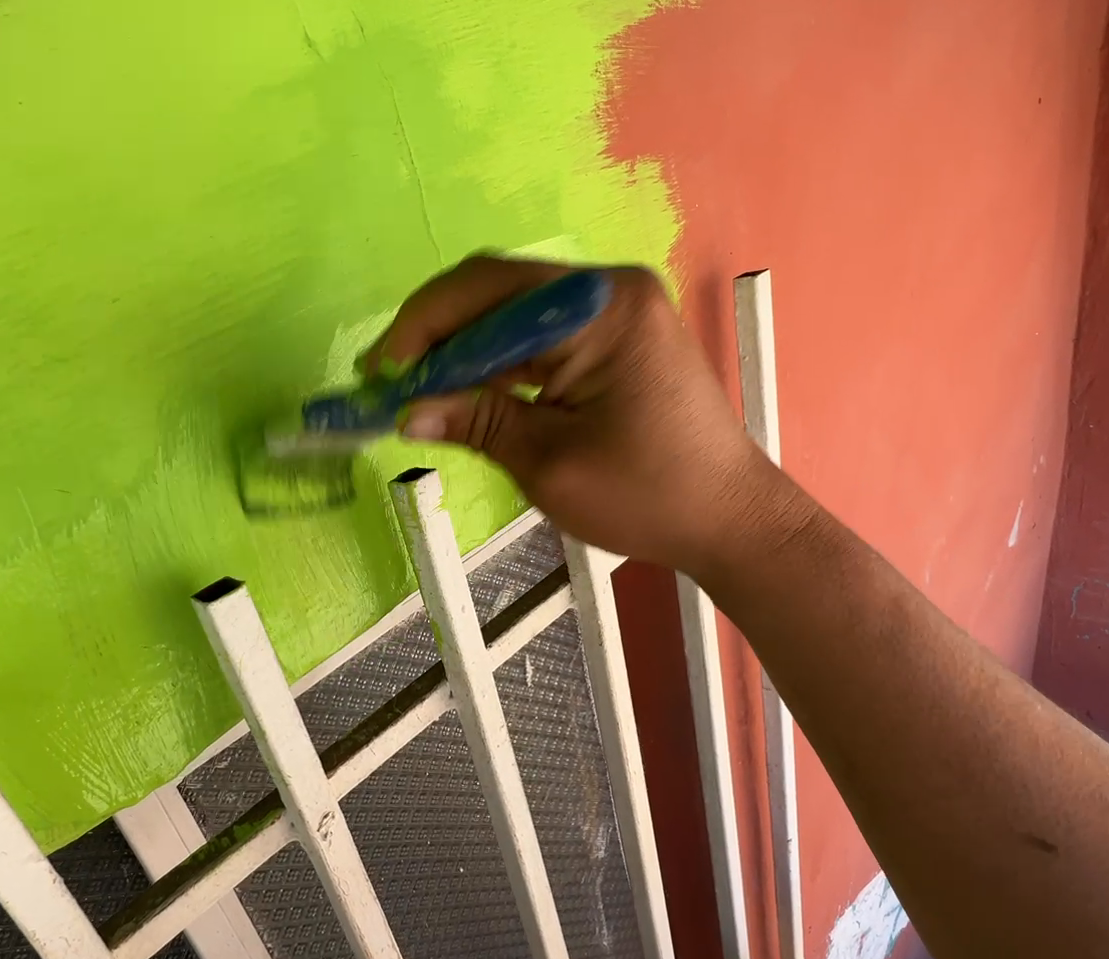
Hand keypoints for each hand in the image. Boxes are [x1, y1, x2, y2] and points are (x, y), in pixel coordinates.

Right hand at [370, 254, 779, 571]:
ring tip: (415, 391)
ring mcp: (614, 311)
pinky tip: (466, 392)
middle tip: (387, 382)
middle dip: (436, 337)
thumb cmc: (646, 495)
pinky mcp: (614, 338)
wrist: (729, 519)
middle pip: (497, 293)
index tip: (380, 374)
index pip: (487, 290)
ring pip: (513, 316)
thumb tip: (407, 411)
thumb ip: (476, 422)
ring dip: (462, 352)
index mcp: (600, 307)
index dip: (422, 327)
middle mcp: (608, 290)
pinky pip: (539, 338)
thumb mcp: (548, 462)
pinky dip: (497, 364)